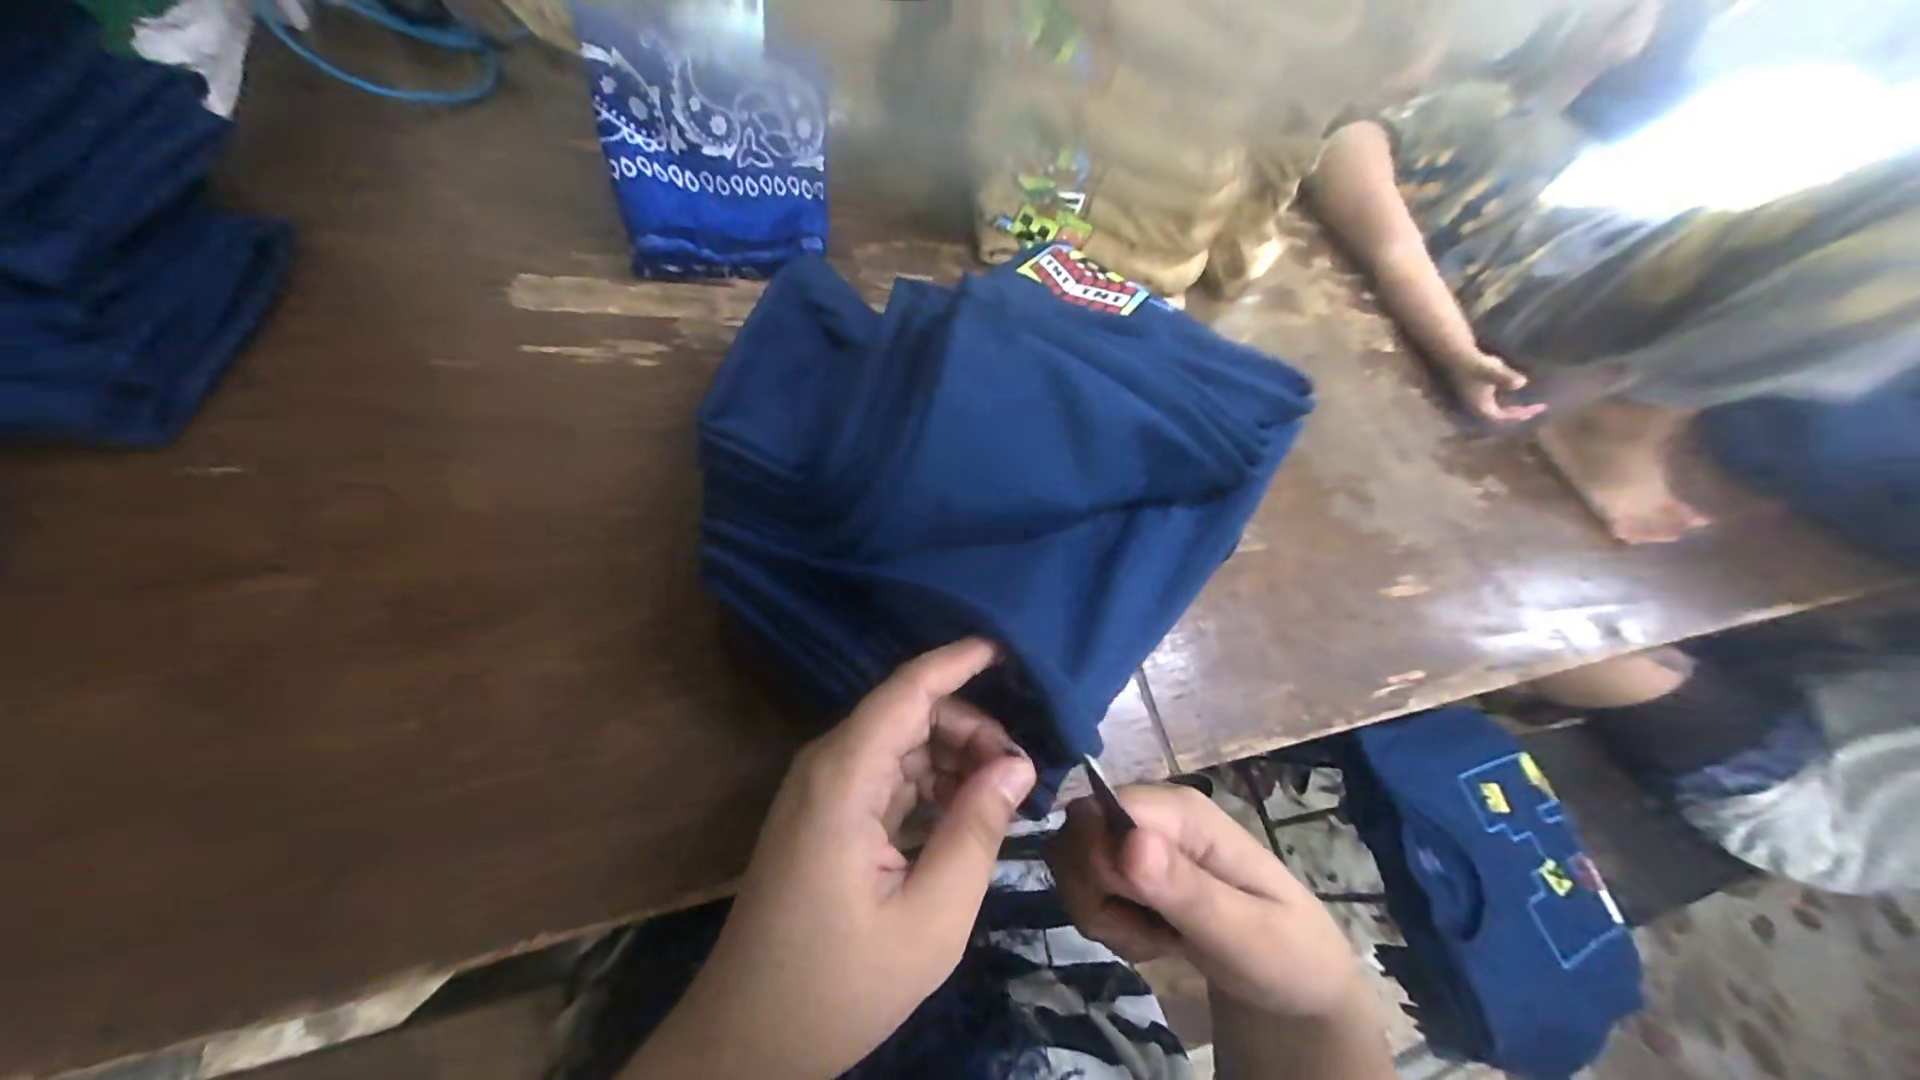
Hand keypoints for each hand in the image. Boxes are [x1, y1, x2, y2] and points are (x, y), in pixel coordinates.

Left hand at [627, 638, 1037, 1079]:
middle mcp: (829, 765)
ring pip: (901, 742)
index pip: (907, 691)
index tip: (1008, 648)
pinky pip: (888, 774)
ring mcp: (824, 788)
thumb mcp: (930, 919)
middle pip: (909, 714)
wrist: (749, 1039)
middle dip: (970, 728)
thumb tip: (1017, 765)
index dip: (957, 661)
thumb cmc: (839, 985)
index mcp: (844, 778)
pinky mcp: (828, 812)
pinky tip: (965, 810)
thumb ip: (976, 832)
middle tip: (1021, 772)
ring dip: (953, 756)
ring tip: (1001, 795)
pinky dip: (930, 782)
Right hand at [1048, 783, 1365, 1019]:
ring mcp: (1132, 833)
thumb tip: (1130, 843)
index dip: (1098, 861)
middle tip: (1149, 932)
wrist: (1292, 982)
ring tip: (1154, 938)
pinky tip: (1146, 936)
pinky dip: (1104, 922)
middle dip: (1096, 894)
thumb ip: (1188, 891)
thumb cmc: (1286, 954)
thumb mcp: (1249, 934)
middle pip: (1077, 833)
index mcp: (1182, 809)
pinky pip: (1081, 885)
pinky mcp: (1122, 860)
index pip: (1100, 808)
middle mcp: (1149, 809)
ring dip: (1100, 913)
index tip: (1132, 909)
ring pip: (1071, 861)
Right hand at [1439, 348, 1546, 423]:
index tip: (1540, 407)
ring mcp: (1475, 399)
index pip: (1502, 417)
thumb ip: (1505, 378)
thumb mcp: (1492, 371)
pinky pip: (1493, 401)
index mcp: (1481, 406)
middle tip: (1535, 408)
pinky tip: (1511, 393)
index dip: (1521, 414)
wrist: (1458, 357)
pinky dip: (1505, 400)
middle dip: (1517, 413)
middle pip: (1499, 416)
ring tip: (1524, 404)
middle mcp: (1477, 406)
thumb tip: (1522, 382)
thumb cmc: (1474, 365)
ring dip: (1510, 408)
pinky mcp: (1476, 391)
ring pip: (1495, 409)